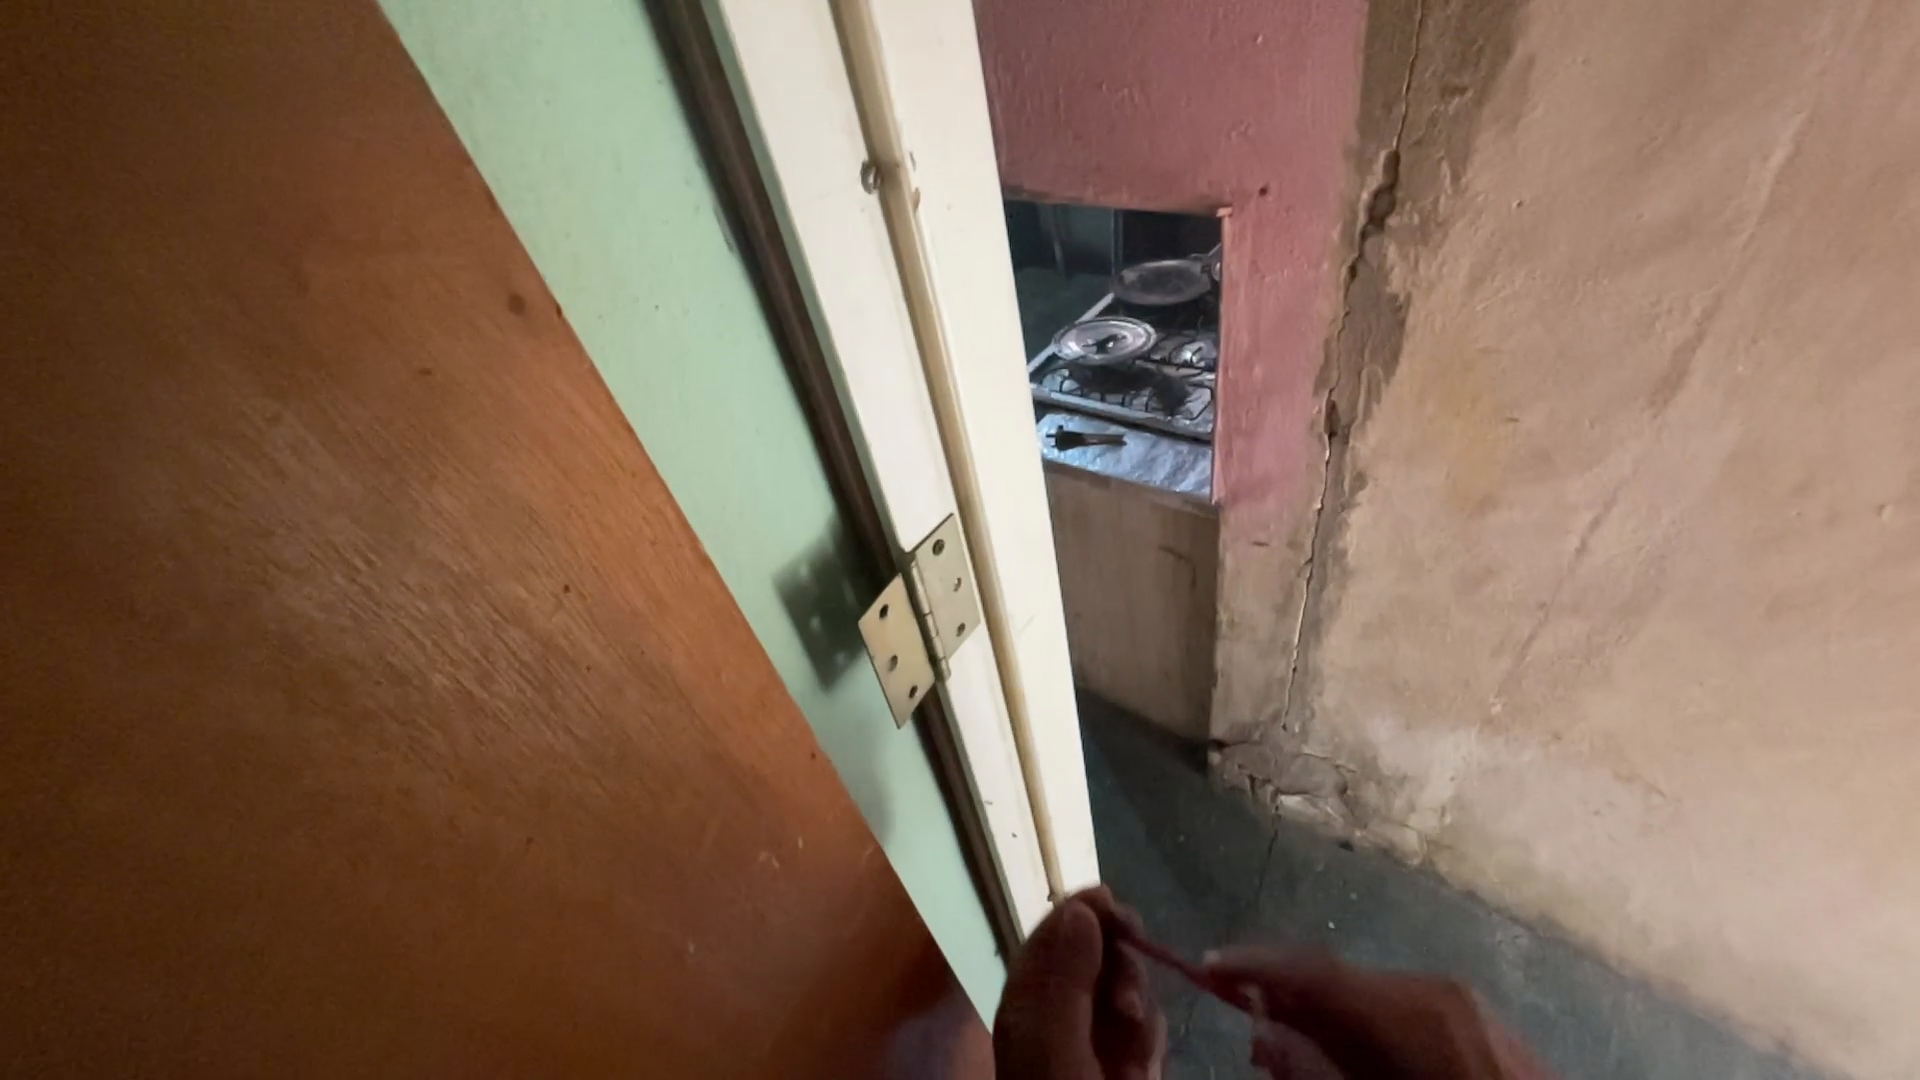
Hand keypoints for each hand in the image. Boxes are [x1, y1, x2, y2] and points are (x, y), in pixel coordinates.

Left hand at [994, 887, 1166, 1078]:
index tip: (1108, 897)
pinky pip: (1142, 1029)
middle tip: (1129, 1004)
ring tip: (1135, 1058)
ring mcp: (1090, 1037)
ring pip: (1123, 989)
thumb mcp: (1055, 1045)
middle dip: (1119, 969)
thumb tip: (1079, 907)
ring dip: (1138, 1011)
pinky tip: (1144, 1069)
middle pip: (1094, 957)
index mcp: (1027, 1003)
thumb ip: (1065, 980)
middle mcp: (1056, 1013)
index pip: (1050, 937)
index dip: (1077, 910)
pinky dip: (1147, 1042)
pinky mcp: (1119, 1061)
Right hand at [1202, 949, 1549, 1079]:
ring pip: (1366, 993)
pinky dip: (1365, 1028)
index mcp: (1412, 1010)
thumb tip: (1260, 1029)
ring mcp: (1461, 1000)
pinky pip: (1399, 1008)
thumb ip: (1316, 1072)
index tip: (1206, 965)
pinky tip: (1354, 1059)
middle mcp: (1433, 987)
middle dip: (1289, 1002)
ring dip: (1326, 1019)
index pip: (1314, 969)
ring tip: (1303, 1054)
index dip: (1254, 963)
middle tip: (1253, 1033)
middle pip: (1336, 980)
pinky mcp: (1478, 1020)